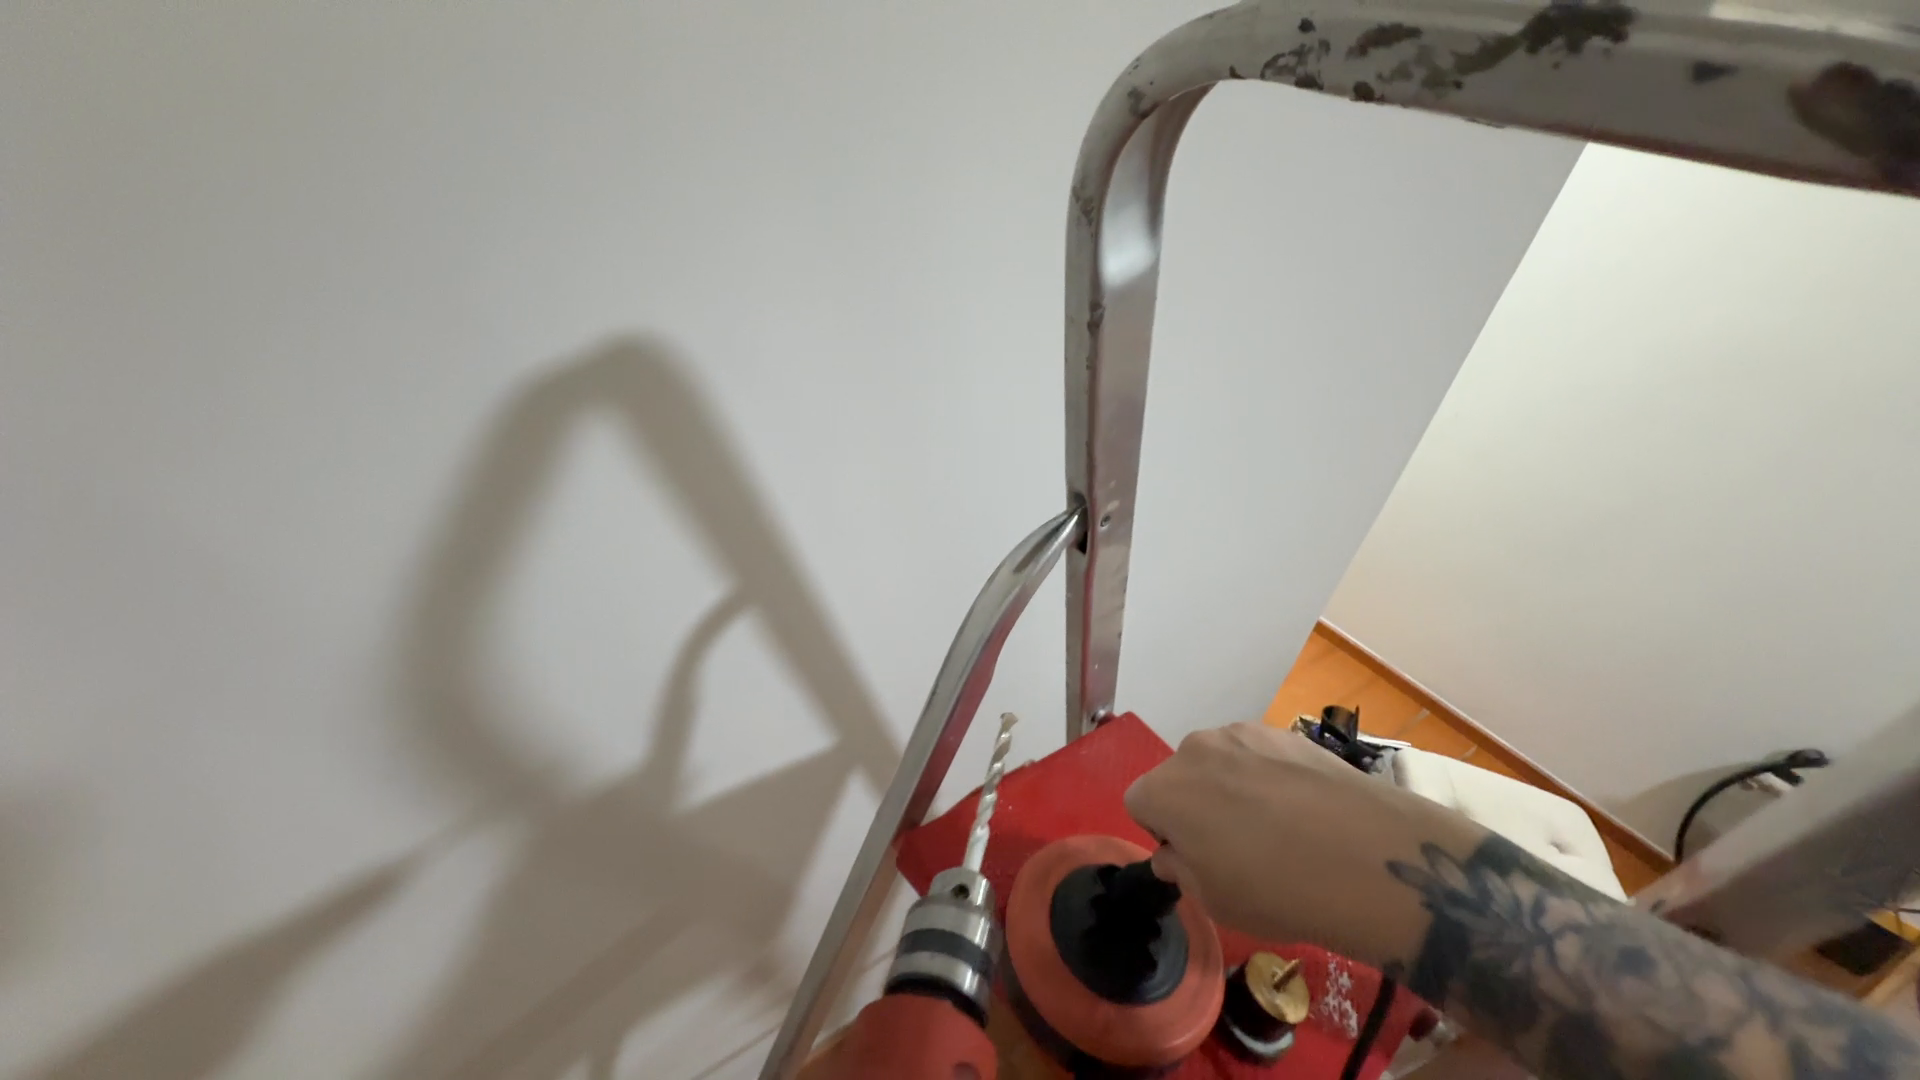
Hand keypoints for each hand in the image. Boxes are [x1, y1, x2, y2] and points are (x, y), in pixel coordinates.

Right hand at [1124, 721, 1485, 968]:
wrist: (1369, 857)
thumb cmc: (1277, 890)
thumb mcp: (1214, 902)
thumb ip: (1181, 870)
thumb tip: (1175, 852)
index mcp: (1163, 790)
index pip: (1139, 804)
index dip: (1163, 834)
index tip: (1197, 859)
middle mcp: (1193, 749)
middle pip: (1179, 777)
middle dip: (1195, 805)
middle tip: (1237, 845)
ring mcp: (1241, 733)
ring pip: (1220, 762)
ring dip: (1231, 786)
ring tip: (1278, 825)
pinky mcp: (1284, 731)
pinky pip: (1259, 754)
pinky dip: (1269, 775)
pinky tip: (1305, 808)